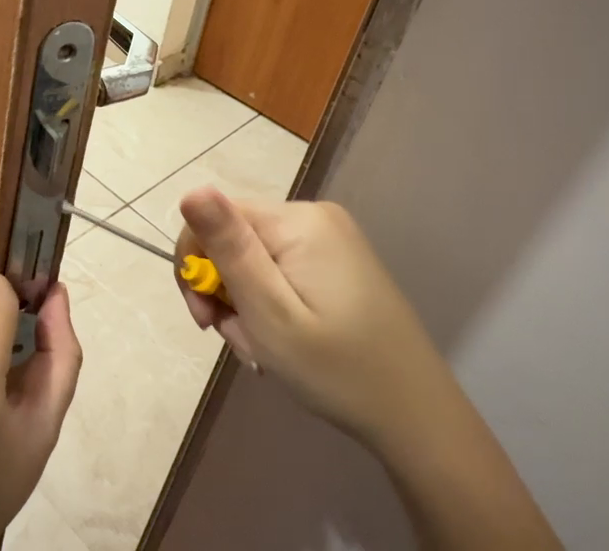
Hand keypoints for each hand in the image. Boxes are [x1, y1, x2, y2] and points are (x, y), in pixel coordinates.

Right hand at [174, 189, 457, 450]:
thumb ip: (229, 249)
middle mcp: (314, 217)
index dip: (196, 265)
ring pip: (252, 260)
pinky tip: (282, 341)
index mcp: (298, 221)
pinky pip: (279, 271)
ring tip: (263, 350)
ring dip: (245, 305)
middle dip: (223, 292)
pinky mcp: (337, 263)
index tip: (204, 320)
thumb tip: (191, 191)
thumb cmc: (337, 371)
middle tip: (240, 342)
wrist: (418, 418)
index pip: (213, 218)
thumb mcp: (270, 313)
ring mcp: (330, 240)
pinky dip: (269, 305)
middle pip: (233, 239)